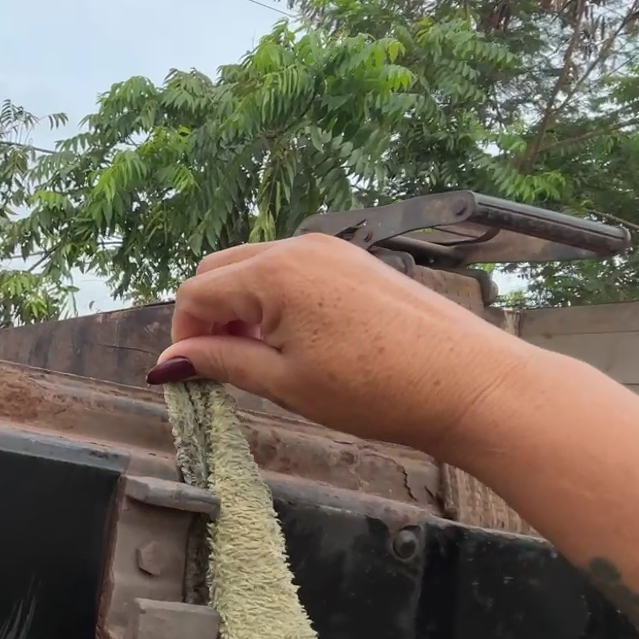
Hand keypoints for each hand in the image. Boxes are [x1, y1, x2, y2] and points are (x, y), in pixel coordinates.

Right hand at [149, 233, 534, 456]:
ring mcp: (326, 248)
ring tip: (262, 354)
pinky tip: (295, 336)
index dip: (183, 335)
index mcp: (271, 275)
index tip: (193, 373)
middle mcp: (293, 247)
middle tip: (224, 363)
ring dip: (238, 306)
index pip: (195, 294)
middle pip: (218, 271)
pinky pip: (287, 268)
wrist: (473, 384)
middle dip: (208, 316)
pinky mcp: (350, 258)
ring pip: (251, 267)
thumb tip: (165, 365)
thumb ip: (217, 363)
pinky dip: (271, 298)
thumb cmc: (372, 391)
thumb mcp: (282, 383)